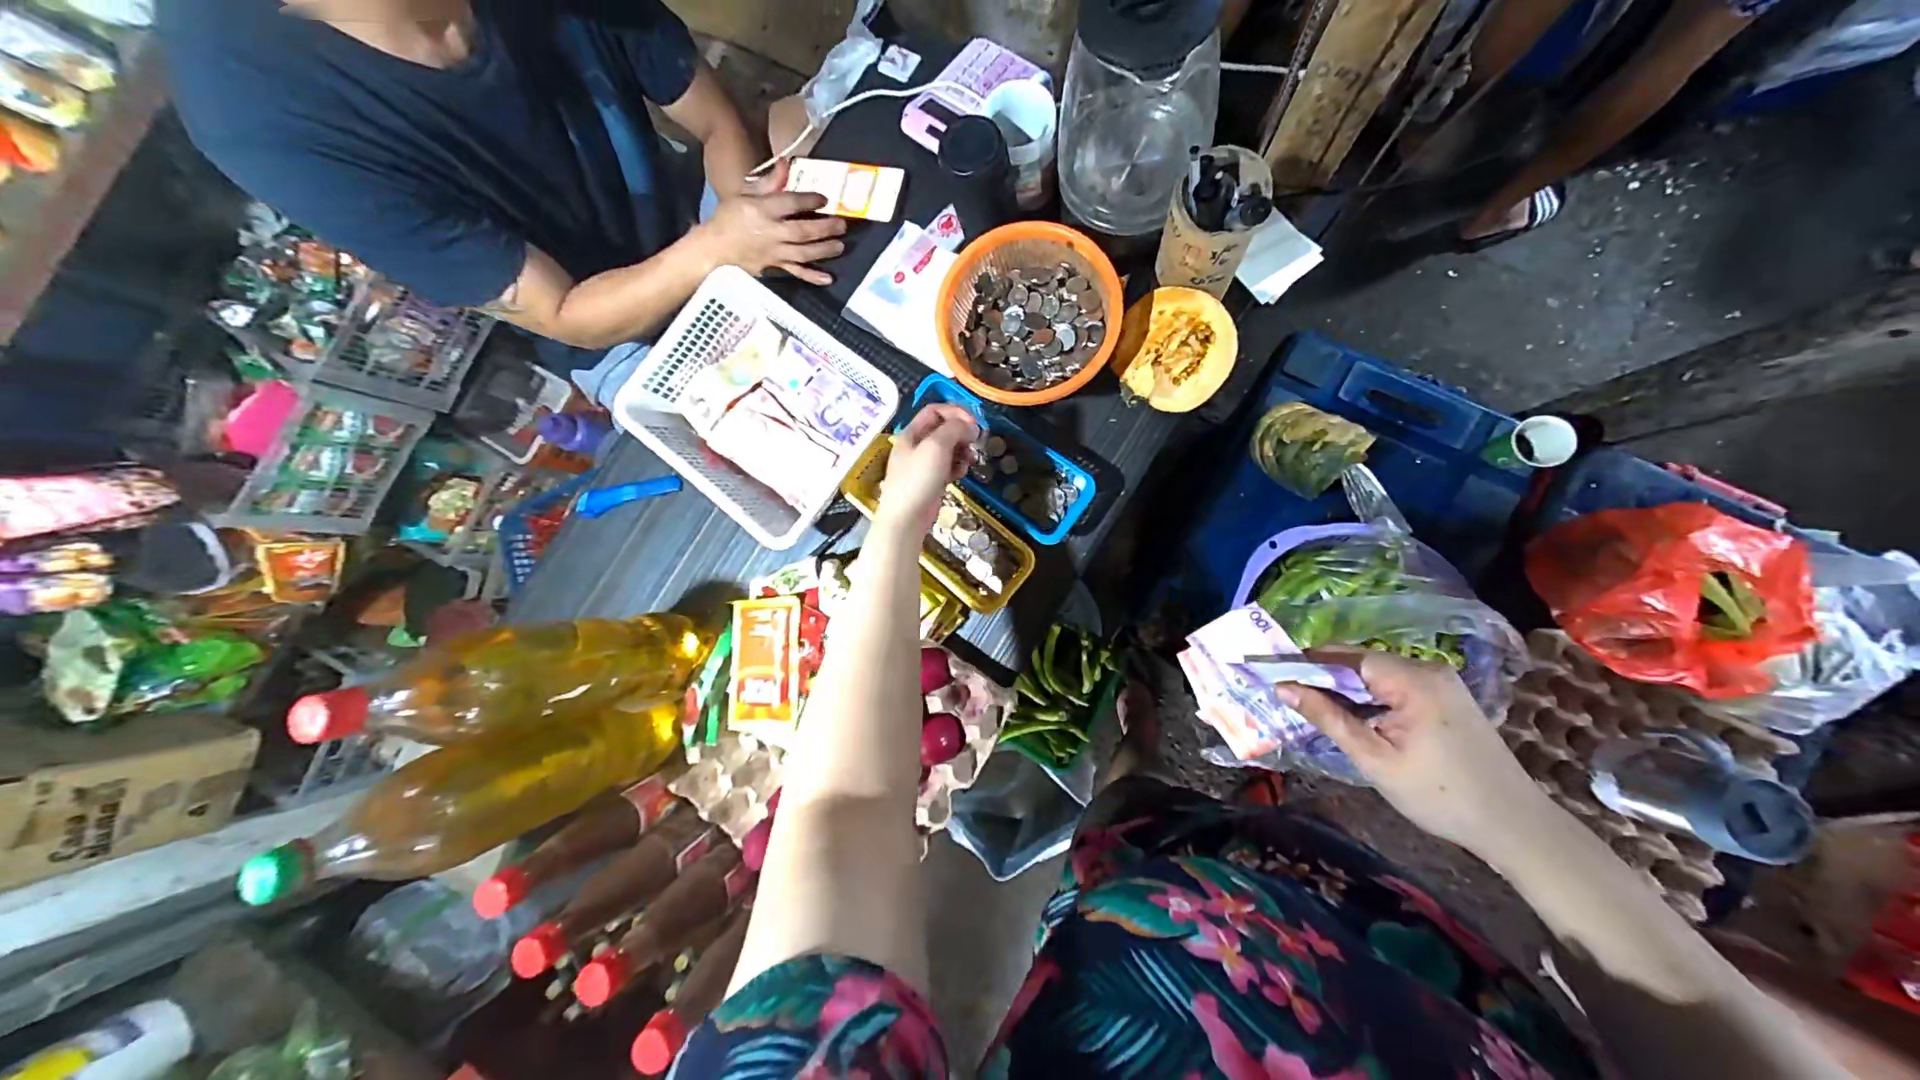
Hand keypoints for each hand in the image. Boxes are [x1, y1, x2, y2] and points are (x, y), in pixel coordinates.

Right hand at [693, 159, 847, 285]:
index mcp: (761, 210)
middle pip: (802, 231)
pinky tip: (828, 278)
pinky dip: (813, 276)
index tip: (824, 199)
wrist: (715, 247)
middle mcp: (770, 232)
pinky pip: (796, 272)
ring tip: (841, 245)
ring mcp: (774, 252)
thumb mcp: (745, 193)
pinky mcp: (775, 267)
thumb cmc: (731, 217)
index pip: (789, 204)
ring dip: (824, 250)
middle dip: (825, 228)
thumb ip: (768, 182)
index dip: (809, 201)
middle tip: (842, 225)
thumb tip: (785, 164)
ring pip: (803, 252)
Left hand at [877, 405, 977, 535]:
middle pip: (943, 429)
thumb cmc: (918, 479)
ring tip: (970, 459)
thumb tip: (971, 426)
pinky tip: (961, 474)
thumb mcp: (936, 446)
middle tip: (975, 441)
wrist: (906, 518)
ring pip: (948, 449)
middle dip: (961, 432)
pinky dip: (957, 467)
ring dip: (962, 450)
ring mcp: (923, 465)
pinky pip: (948, 467)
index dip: (955, 412)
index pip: (934, 411)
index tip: (973, 423)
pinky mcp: (931, 481)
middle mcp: (916, 446)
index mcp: (911, 433)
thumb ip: (954, 429)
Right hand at [1278, 650, 1552, 858]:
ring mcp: (1441, 682)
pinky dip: (1369, 698)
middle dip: (1323, 677)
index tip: (1274, 675)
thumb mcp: (1373, 757)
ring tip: (1314, 709)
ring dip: (1345, 689)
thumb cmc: (1438, 794)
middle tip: (1289, 697)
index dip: (1307, 663)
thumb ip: (1327, 716)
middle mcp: (1428, 669)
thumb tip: (1282, 687)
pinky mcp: (1447, 697)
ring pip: (1376, 674)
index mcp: (1412, 678)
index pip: (1345, 656)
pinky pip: (1395, 686)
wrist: (1513, 825)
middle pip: (1360, 661)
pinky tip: (1353, 718)